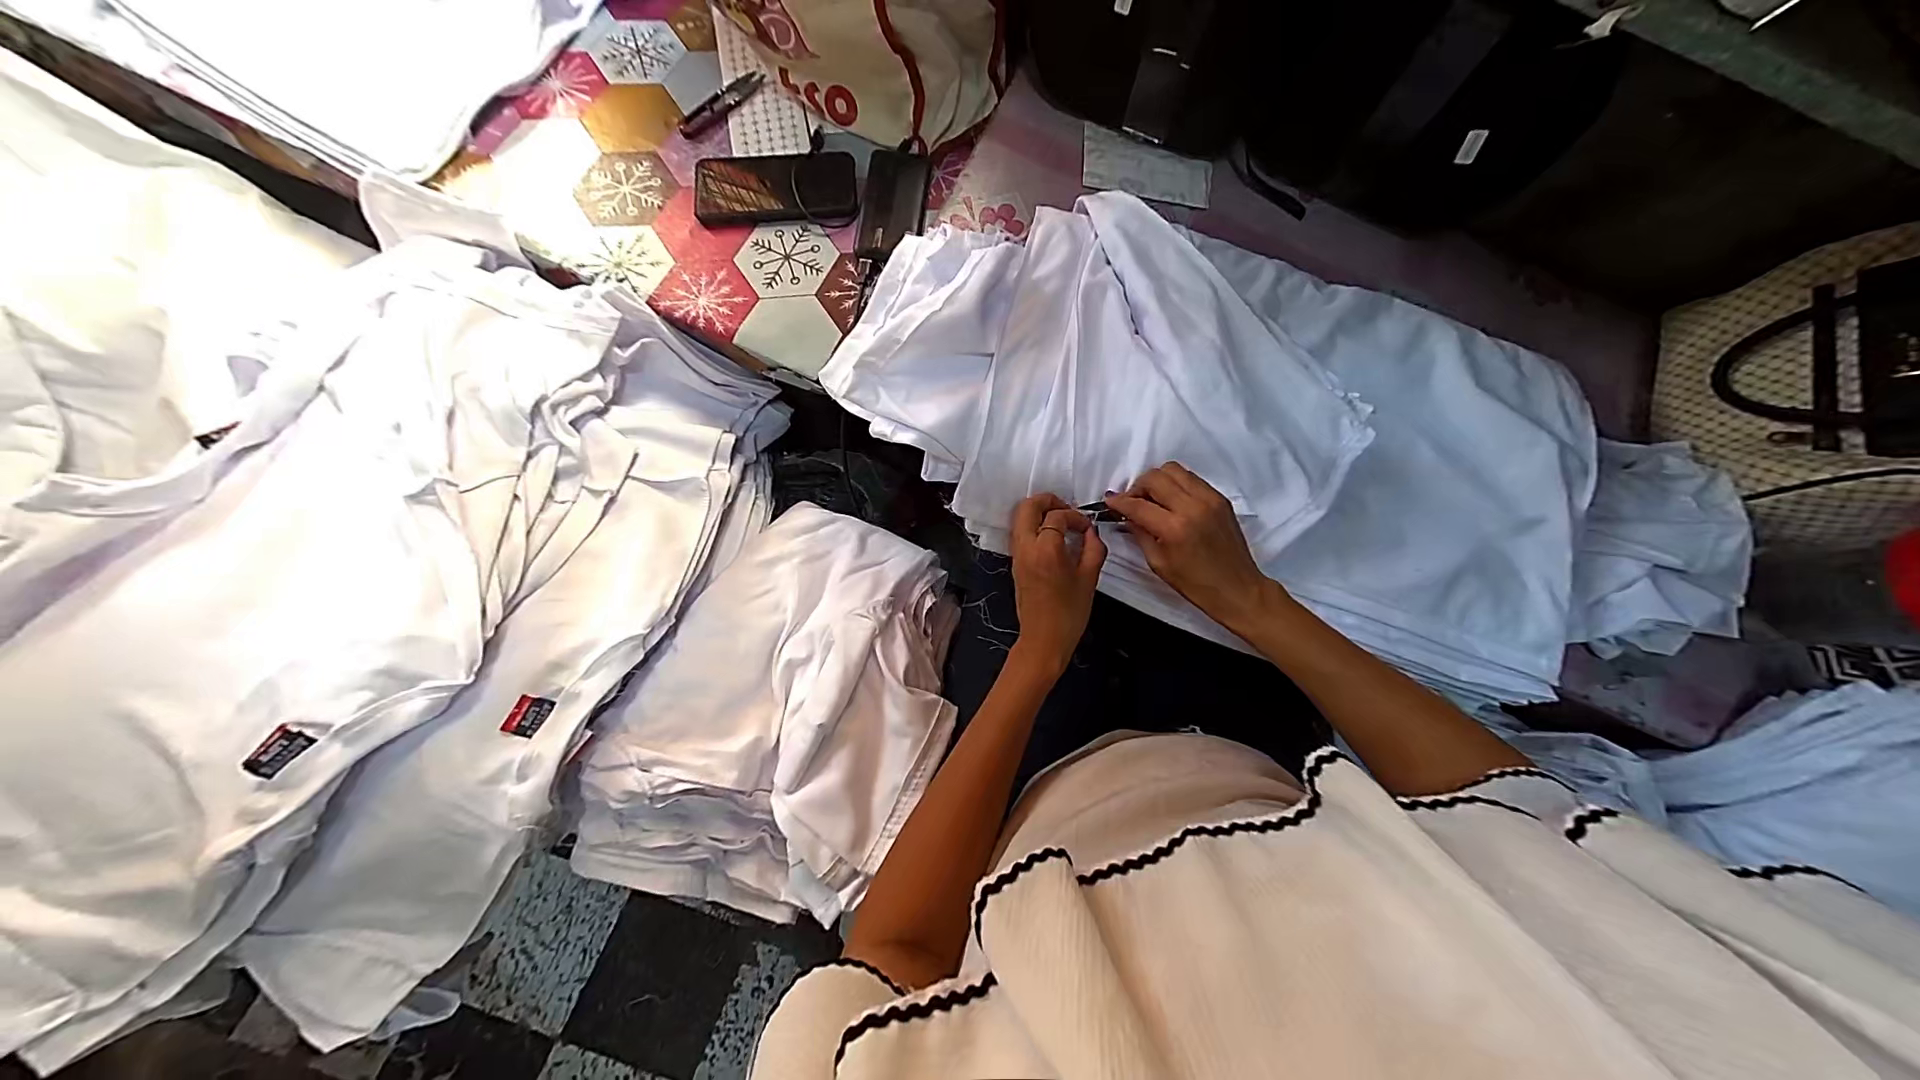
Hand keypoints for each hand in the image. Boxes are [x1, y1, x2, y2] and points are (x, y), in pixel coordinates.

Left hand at [1007, 493, 1106, 673]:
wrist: (1043, 640)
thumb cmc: (1069, 614)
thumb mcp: (1089, 578)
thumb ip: (1093, 548)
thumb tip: (1091, 532)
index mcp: (1046, 549)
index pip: (1057, 515)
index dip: (1075, 516)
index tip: (1087, 527)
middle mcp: (1026, 548)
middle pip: (1027, 507)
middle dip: (1048, 501)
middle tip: (1067, 509)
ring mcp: (1017, 556)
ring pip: (1020, 519)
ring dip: (1039, 513)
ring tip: (1061, 523)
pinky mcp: (1015, 564)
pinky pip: (1021, 534)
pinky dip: (1034, 527)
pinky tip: (1053, 538)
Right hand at [1105, 462, 1286, 632]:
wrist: (1237, 588)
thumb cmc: (1197, 584)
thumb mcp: (1158, 563)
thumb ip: (1140, 534)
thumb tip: (1127, 517)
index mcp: (1175, 528)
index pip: (1138, 504)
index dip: (1119, 502)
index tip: (1111, 502)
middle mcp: (1193, 507)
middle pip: (1155, 477)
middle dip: (1137, 487)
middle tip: (1133, 502)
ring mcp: (1210, 500)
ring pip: (1174, 470)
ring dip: (1157, 481)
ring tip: (1153, 499)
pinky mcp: (1220, 499)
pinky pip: (1192, 478)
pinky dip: (1176, 484)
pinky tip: (1172, 501)